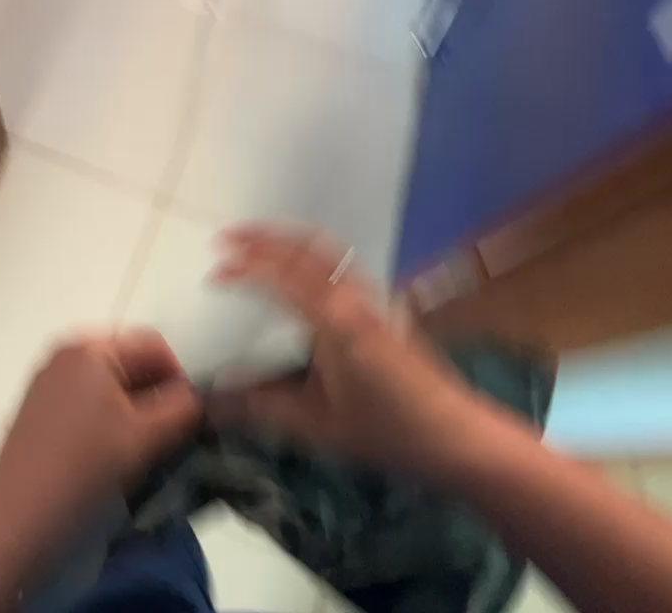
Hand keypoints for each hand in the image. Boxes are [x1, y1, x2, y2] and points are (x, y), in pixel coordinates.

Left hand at [0, 330, 201, 557]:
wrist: (13, 532)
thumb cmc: (81, 474)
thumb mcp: (144, 439)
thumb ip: (182, 409)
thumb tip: (199, 397)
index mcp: (88, 347)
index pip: (154, 345)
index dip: (181, 379)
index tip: (193, 422)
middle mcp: (64, 355)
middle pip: (131, 365)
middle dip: (156, 399)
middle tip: (171, 441)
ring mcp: (46, 386)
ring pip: (111, 390)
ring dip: (135, 418)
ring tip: (143, 457)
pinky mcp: (37, 416)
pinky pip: (88, 409)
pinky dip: (109, 428)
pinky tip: (112, 464)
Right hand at [208, 225, 505, 476]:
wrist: (457, 434)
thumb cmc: (387, 430)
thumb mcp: (318, 425)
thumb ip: (263, 407)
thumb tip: (214, 401)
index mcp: (335, 320)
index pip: (281, 277)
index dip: (244, 268)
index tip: (214, 272)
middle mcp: (353, 297)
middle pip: (303, 249)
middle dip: (262, 237)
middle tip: (226, 237)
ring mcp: (372, 295)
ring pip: (324, 248)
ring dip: (286, 238)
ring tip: (256, 241)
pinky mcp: (382, 303)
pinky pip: (339, 261)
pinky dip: (309, 250)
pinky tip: (299, 266)